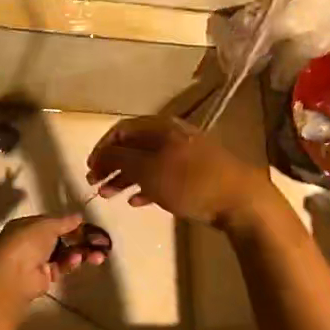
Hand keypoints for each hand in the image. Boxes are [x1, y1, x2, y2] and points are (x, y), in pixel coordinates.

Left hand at [0, 214, 105, 307]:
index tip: (87, 225)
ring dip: (81, 252)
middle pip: (61, 238)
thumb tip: (79, 216)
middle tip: (101, 241)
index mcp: (27, 225)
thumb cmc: (26, 243)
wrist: (13, 276)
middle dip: (81, 239)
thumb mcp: (46, 225)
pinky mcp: (45, 276)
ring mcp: (38, 260)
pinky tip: (78, 260)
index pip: (52, 222)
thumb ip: (64, 221)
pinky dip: (71, 262)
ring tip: (98, 255)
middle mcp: (31, 242)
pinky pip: (62, 266)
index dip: (69, 223)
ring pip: (64, 253)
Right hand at [85, 116, 277, 228]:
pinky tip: (136, 202)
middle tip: (95, 184)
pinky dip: (146, 187)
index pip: (122, 130)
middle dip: (112, 164)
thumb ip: (121, 159)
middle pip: (134, 147)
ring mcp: (186, 156)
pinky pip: (164, 177)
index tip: (89, 168)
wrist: (240, 200)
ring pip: (148, 163)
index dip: (102, 148)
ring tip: (109, 195)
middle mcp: (173, 136)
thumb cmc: (190, 182)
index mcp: (161, 128)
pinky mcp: (196, 176)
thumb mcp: (148, 170)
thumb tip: (102, 153)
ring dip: (126, 178)